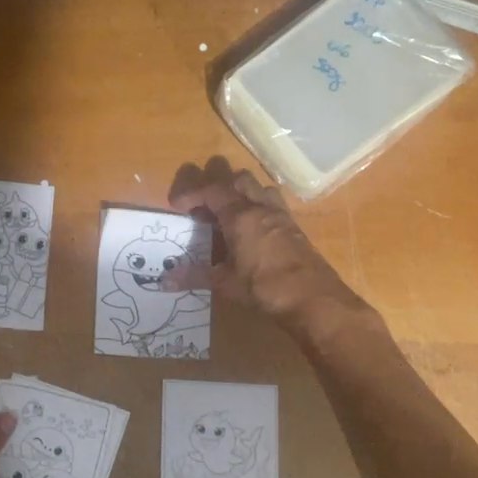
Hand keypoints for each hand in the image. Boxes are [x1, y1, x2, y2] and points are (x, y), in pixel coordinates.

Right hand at [162, 157, 370, 335]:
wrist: (312, 298)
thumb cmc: (263, 287)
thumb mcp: (224, 282)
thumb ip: (194, 276)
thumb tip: (165, 281)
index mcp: (241, 216)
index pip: (213, 191)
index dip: (192, 194)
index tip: (177, 207)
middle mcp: (261, 208)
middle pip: (238, 180)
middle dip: (217, 188)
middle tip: (203, 210)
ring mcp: (280, 215)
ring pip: (258, 188)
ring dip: (240, 194)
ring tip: (226, 216)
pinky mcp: (293, 227)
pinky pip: (272, 204)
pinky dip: (256, 208)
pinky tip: (248, 231)